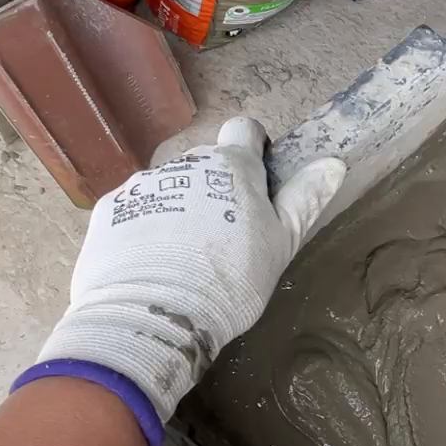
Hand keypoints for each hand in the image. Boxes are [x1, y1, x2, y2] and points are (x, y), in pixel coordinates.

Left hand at [34, 118, 344, 420]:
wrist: (153, 315)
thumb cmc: (232, 278)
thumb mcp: (282, 242)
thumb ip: (305, 199)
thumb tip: (334, 162)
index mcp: (232, 166)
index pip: (244, 129)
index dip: (252, 150)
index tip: (255, 183)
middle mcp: (186, 163)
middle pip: (205, 162)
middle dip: (214, 186)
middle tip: (221, 234)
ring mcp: (144, 184)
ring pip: (170, 186)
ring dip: (179, 206)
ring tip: (182, 255)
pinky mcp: (110, 210)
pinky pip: (135, 209)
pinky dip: (145, 227)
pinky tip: (151, 263)